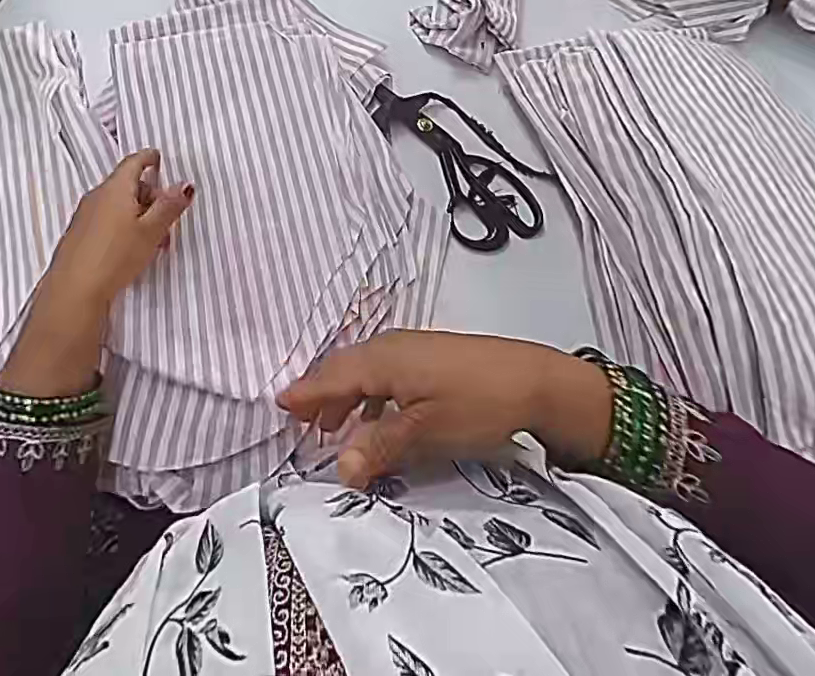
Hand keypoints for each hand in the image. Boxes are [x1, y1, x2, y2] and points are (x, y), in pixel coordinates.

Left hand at [0, 148, 193, 396]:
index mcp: (115, 188)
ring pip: (118, 203)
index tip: (160, 160)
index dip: (150, 158)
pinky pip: (107, 218)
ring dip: (140, 213)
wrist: (74, 291)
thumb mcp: (151, 230)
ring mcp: (85, 215)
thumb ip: (169, 206)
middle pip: (128, 184)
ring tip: (156, 238)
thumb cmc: (116, 256)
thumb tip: (184, 184)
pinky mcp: (79, 234)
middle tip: (169, 215)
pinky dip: (124, 224)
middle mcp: (97, 196)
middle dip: (151, 194)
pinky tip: (133, 247)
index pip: (134, 162)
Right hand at [276, 330, 613, 487]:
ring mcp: (413, 348)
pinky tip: (377, 418)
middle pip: (345, 369)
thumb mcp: (425, 430)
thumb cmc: (477, 402)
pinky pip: (385, 373)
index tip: (280, 405)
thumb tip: (339, 469)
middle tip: (299, 421)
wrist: (534, 380)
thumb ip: (378, 446)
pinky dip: (370, 395)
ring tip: (332, 427)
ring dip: (346, 397)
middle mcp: (393, 346)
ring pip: (365, 371)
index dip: (306, 393)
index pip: (333, 376)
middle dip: (321, 394)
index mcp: (384, 359)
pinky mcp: (429, 357)